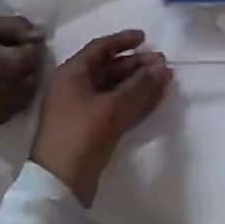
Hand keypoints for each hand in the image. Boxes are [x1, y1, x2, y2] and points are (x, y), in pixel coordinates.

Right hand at [0, 15, 43, 136]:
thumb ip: (15, 27)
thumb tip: (40, 35)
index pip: (32, 56)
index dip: (31, 48)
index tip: (22, 45)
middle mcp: (5, 90)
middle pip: (33, 75)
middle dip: (29, 64)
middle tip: (14, 60)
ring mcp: (1, 112)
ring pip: (28, 93)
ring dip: (24, 81)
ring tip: (7, 75)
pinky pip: (16, 109)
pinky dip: (14, 98)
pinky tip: (0, 91)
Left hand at [30, 30, 171, 205]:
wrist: (60, 185)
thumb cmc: (82, 135)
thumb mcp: (113, 108)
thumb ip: (140, 86)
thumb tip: (163, 67)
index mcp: (71, 74)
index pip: (100, 48)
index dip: (123, 41)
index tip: (145, 38)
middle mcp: (74, 87)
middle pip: (108, 68)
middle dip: (136, 65)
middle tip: (162, 63)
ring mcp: (81, 110)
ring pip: (114, 89)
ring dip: (138, 84)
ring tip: (164, 79)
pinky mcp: (90, 130)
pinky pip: (115, 107)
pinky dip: (133, 102)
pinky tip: (154, 99)